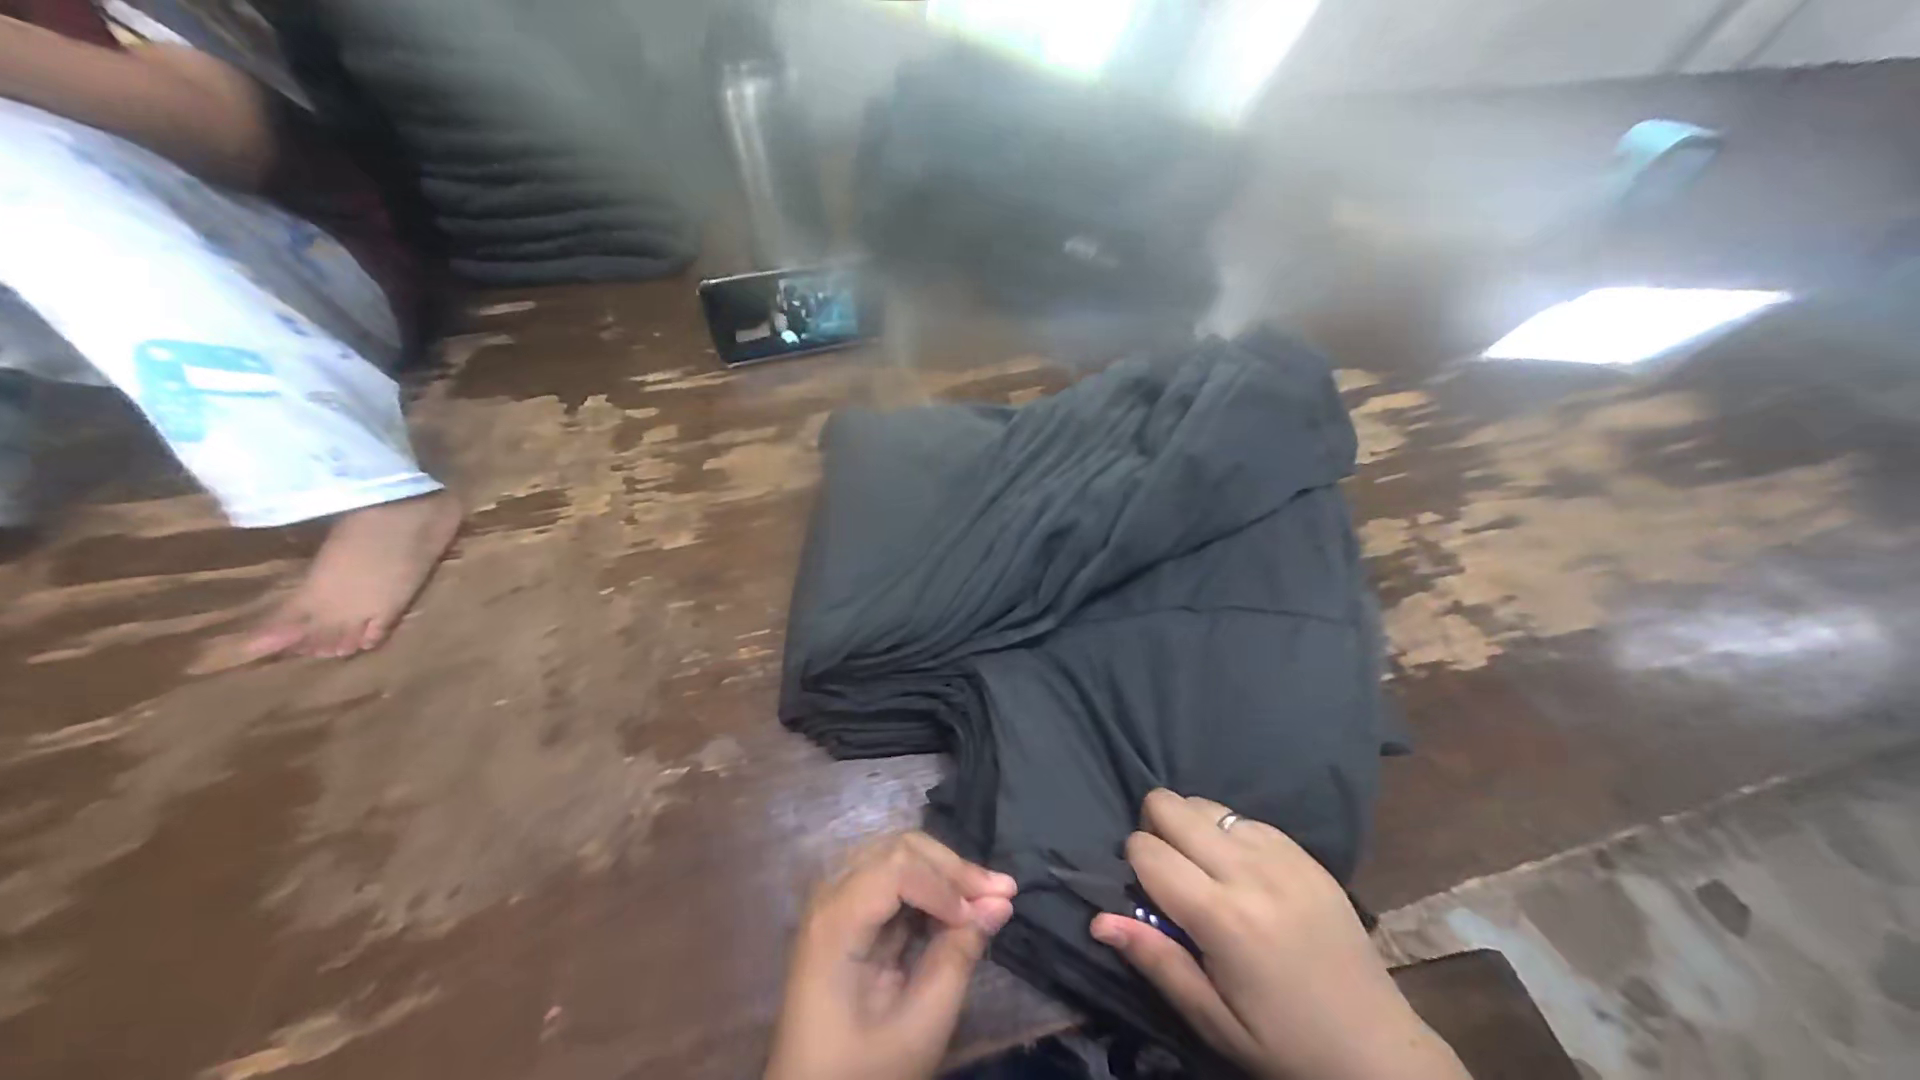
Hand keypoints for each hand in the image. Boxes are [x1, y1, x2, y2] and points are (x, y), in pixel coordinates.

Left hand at [764, 832, 1017, 1079]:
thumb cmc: (862, 1071)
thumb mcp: (918, 1026)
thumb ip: (958, 958)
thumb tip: (1001, 903)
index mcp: (835, 922)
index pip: (896, 869)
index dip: (943, 884)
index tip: (979, 916)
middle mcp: (829, 895)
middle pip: (898, 849)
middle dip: (951, 868)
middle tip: (999, 892)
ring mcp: (836, 900)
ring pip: (897, 854)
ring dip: (944, 871)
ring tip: (984, 896)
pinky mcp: (848, 912)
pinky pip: (892, 877)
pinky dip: (930, 886)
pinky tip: (958, 907)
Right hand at [1091, 790, 1468, 1079]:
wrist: (1379, 1052)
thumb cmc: (1284, 1044)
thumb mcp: (1212, 1020)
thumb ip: (1156, 960)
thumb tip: (1098, 919)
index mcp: (1223, 917)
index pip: (1146, 850)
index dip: (1134, 864)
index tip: (1148, 893)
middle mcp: (1250, 872)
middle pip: (1171, 805)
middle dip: (1154, 828)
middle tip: (1170, 872)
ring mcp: (1283, 856)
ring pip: (1205, 804)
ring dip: (1190, 828)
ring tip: (1205, 871)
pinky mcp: (1305, 854)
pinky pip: (1244, 818)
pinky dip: (1227, 834)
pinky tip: (1241, 873)